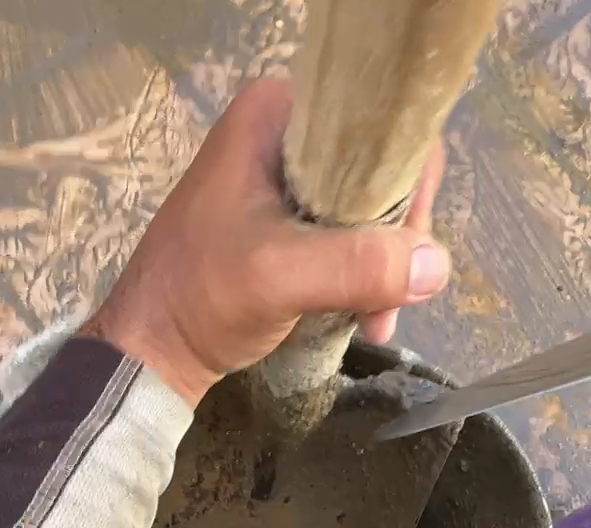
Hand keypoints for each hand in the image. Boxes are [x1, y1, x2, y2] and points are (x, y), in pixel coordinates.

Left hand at [81, 78, 450, 404]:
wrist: (154, 348)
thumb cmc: (201, 297)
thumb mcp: (279, 275)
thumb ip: (357, 265)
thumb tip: (436, 266)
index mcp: (279, 115)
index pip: (380, 129)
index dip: (407, 190)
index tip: (404, 252)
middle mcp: (287, 137)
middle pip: (381, 173)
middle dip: (395, 242)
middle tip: (392, 299)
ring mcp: (285, 183)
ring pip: (369, 211)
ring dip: (383, 268)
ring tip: (375, 320)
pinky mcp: (285, 224)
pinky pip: (347, 238)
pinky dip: (361, 277)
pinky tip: (361, 315)